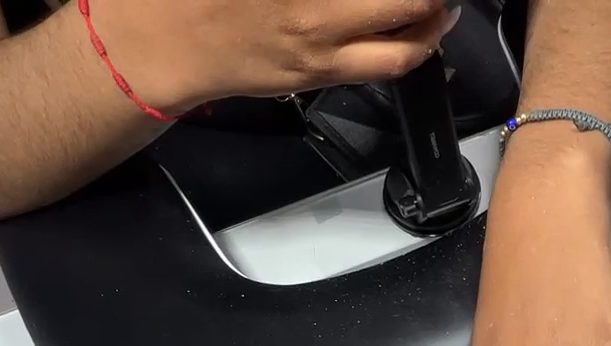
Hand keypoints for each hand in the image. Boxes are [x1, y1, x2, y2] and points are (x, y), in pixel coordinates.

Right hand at [90, 0, 458, 110]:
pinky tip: (419, 33)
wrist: (168, 42)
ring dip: (434, 24)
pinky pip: (383, 66)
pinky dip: (412, 48)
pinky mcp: (321, 74)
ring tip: (443, 8)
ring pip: (406, 44)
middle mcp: (318, 10)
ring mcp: (323, 46)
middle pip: (405, 0)